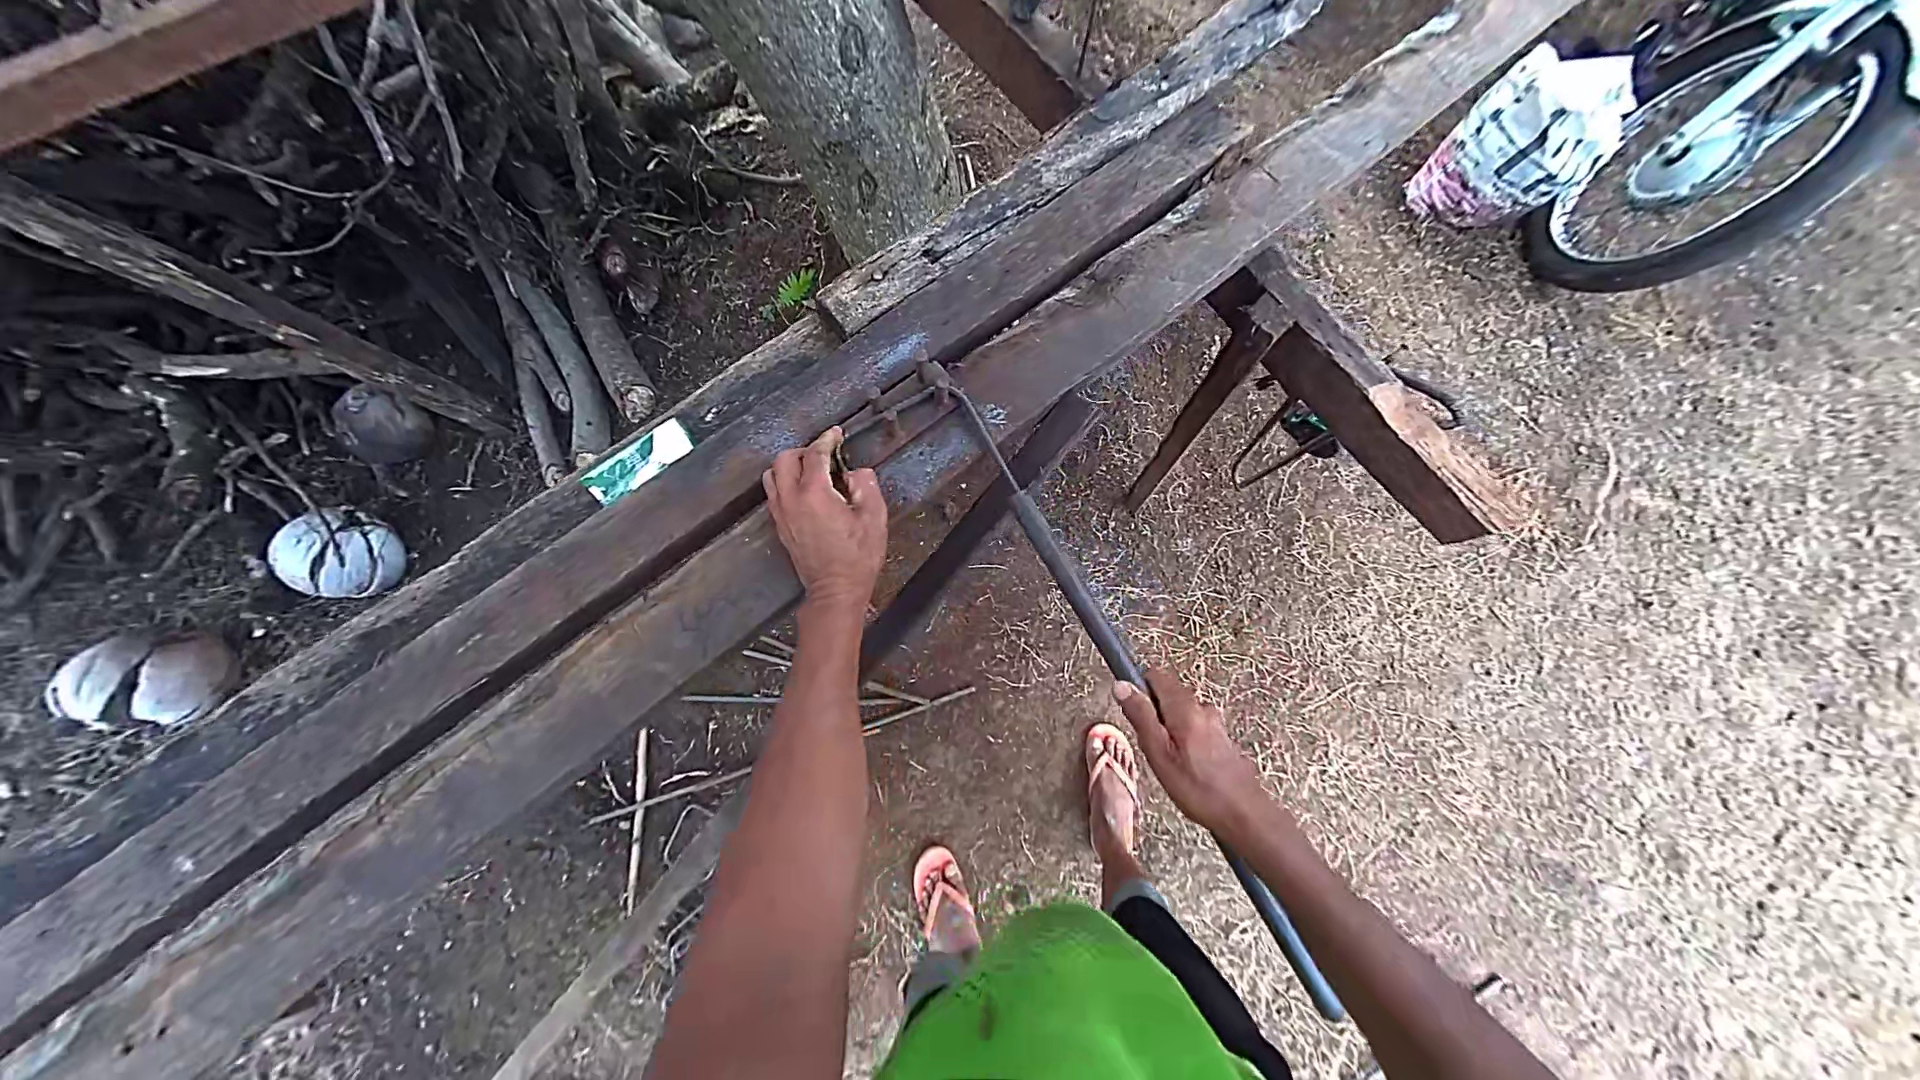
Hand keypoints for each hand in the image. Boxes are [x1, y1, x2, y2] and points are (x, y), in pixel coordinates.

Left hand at [763, 427, 886, 613]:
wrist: (836, 590)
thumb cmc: (857, 558)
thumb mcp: (874, 518)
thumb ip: (867, 485)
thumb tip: (856, 473)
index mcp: (815, 494)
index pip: (815, 454)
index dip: (827, 440)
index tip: (836, 435)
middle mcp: (792, 500)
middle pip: (785, 459)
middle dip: (805, 451)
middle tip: (824, 454)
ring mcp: (782, 515)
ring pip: (773, 475)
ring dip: (790, 467)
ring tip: (811, 471)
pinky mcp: (781, 527)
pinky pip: (774, 494)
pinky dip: (785, 484)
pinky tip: (804, 492)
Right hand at [1111, 669, 1276, 840]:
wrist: (1243, 814)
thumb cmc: (1200, 789)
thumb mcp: (1158, 753)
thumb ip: (1140, 715)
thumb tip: (1122, 687)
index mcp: (1184, 707)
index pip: (1155, 675)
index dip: (1138, 689)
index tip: (1133, 710)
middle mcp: (1203, 708)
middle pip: (1167, 693)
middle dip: (1153, 712)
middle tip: (1151, 744)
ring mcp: (1215, 722)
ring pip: (1180, 712)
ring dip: (1169, 727)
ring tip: (1168, 759)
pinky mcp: (1221, 737)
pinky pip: (1193, 726)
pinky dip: (1184, 738)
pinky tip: (1186, 765)